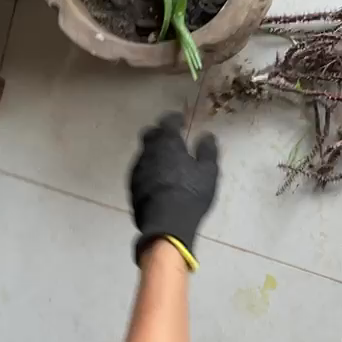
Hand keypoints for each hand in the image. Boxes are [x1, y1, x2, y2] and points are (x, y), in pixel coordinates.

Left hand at [128, 112, 218, 267]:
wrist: (166, 223)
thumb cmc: (192, 193)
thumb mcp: (208, 172)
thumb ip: (207, 151)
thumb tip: (206, 136)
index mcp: (167, 143)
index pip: (167, 121)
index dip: (174, 118)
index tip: (180, 119)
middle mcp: (148, 152)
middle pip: (149, 134)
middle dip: (159, 133)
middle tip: (171, 139)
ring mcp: (137, 170)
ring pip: (145, 154)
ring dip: (155, 154)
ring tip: (167, 162)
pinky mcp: (133, 187)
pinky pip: (142, 171)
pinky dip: (150, 170)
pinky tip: (160, 180)